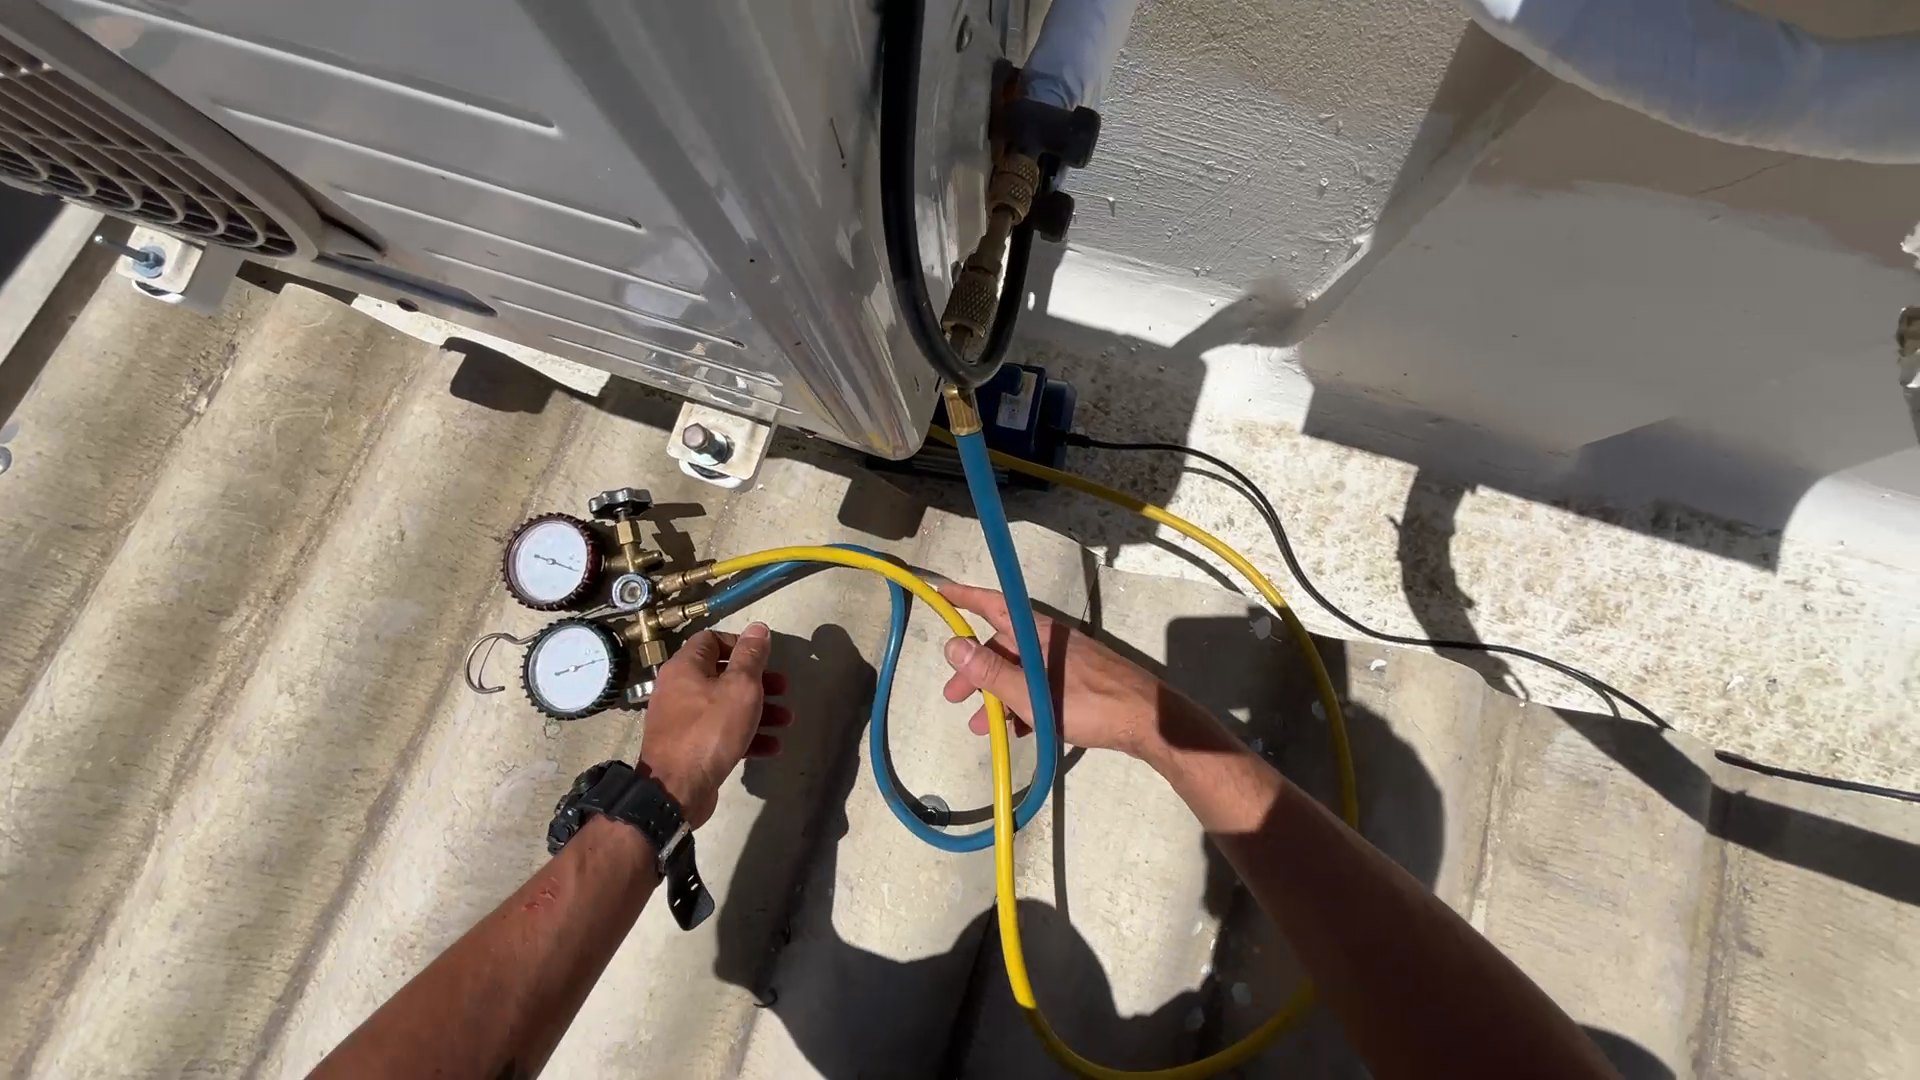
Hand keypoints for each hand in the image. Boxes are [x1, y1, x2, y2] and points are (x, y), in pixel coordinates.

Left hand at [639, 623, 790, 828]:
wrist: (676, 789)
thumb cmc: (710, 730)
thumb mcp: (740, 687)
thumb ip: (751, 656)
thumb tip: (758, 628)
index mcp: (686, 668)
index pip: (711, 639)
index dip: (740, 644)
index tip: (764, 657)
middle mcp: (679, 689)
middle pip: (723, 675)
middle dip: (758, 682)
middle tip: (783, 688)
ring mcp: (682, 720)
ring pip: (725, 706)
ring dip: (758, 710)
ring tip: (786, 721)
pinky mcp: (689, 747)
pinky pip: (721, 733)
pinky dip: (746, 735)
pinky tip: (771, 747)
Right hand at [938, 583, 1173, 759]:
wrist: (1149, 722)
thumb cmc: (1091, 704)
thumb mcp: (1032, 693)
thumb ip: (991, 673)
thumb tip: (952, 646)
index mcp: (1038, 634)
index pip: (995, 605)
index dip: (966, 598)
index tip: (940, 593)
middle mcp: (1048, 641)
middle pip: (1001, 646)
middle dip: (974, 669)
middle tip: (953, 696)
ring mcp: (1063, 663)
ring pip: (1018, 672)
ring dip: (996, 694)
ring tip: (979, 725)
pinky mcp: (1076, 684)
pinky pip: (1037, 688)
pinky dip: (1021, 705)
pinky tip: (1013, 731)